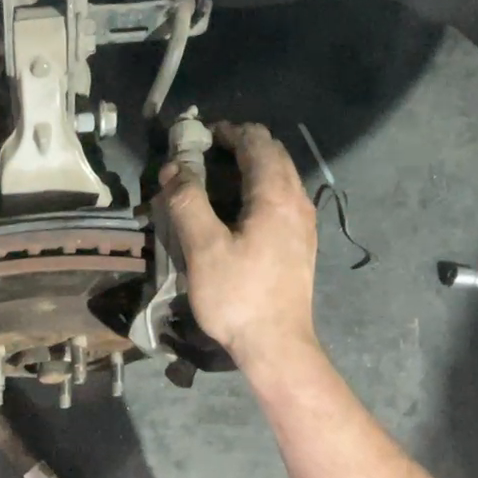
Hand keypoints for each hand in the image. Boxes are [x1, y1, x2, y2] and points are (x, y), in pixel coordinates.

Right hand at [158, 122, 318, 361]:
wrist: (276, 344)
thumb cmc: (237, 296)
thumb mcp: (203, 249)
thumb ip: (187, 202)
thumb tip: (173, 168)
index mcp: (275, 195)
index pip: (257, 143)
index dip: (229, 132)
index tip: (202, 136)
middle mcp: (297, 201)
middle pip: (274, 156)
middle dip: (243, 146)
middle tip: (209, 154)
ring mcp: (304, 225)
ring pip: (281, 179)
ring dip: (253, 170)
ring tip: (220, 182)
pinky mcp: (301, 247)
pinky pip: (283, 203)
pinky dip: (261, 193)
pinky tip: (242, 215)